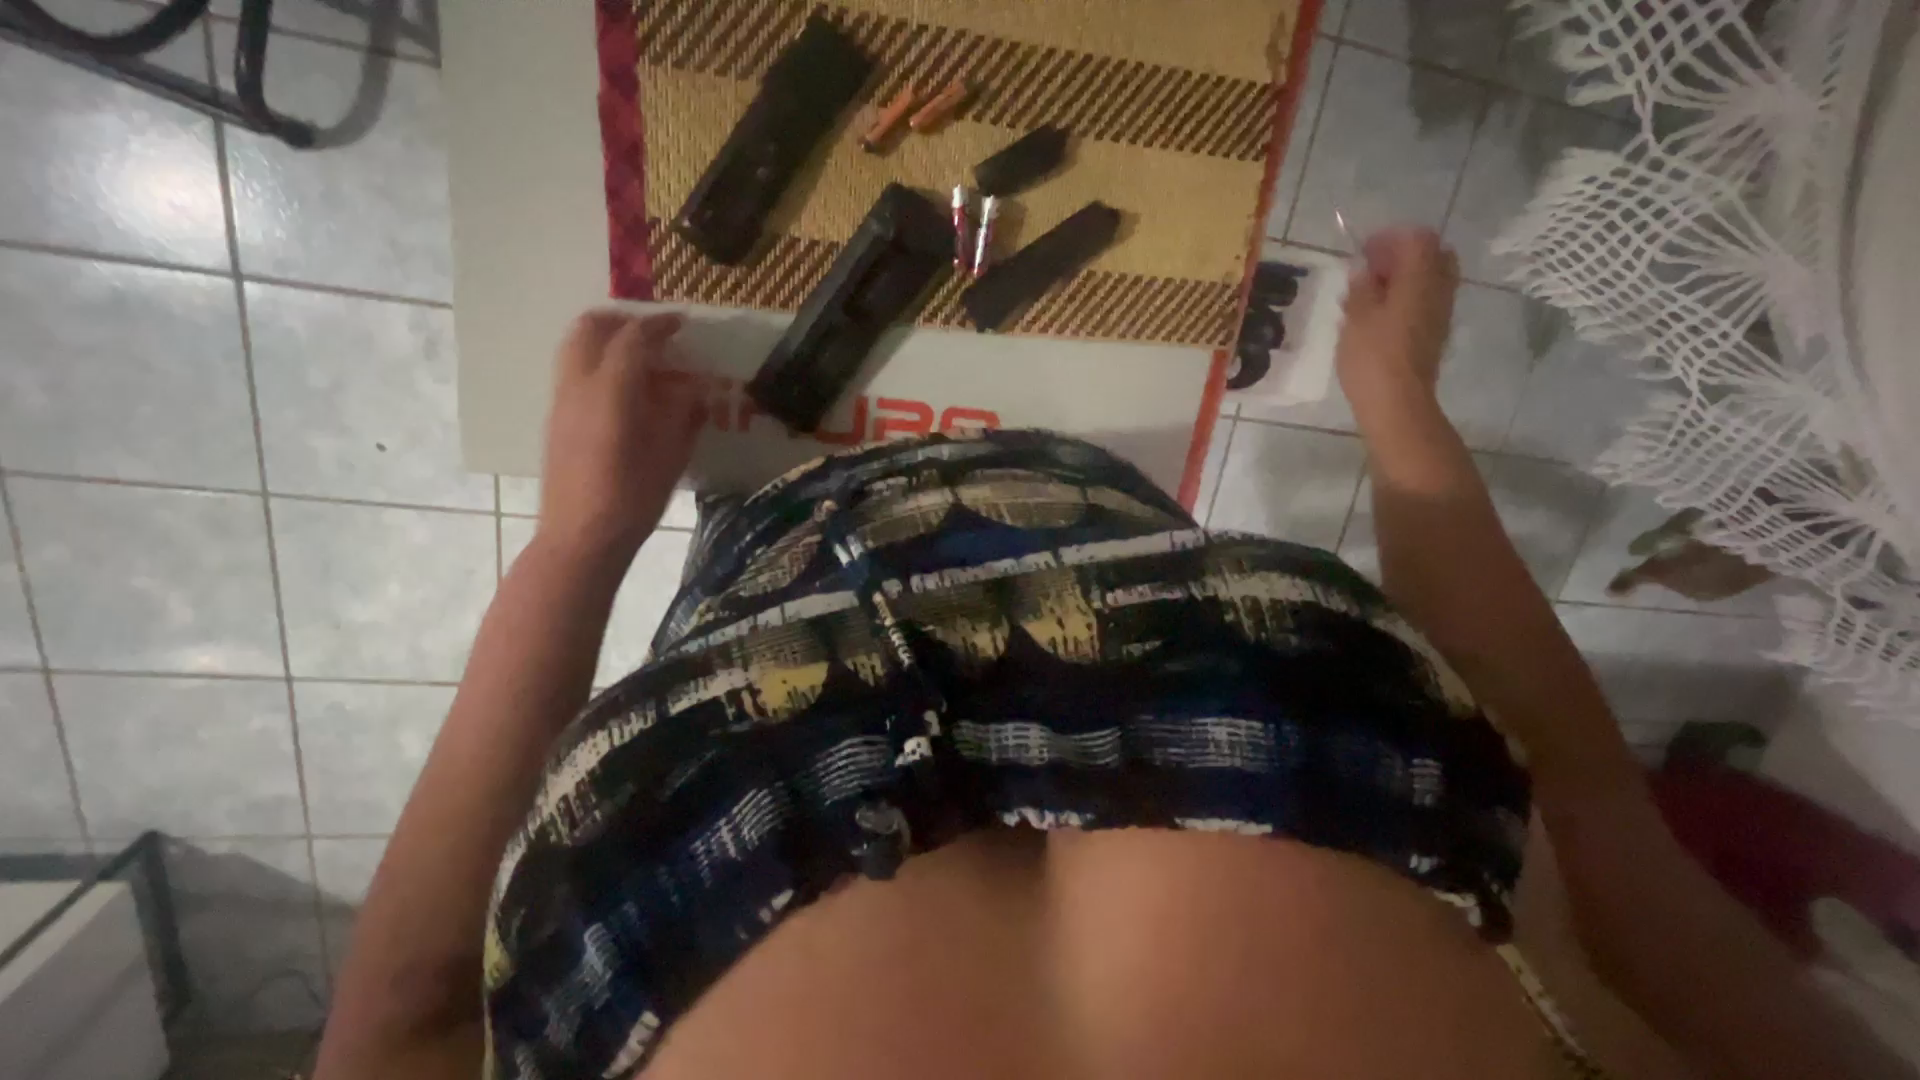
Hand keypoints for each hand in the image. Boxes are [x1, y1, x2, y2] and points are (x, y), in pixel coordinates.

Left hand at [536, 311, 702, 564]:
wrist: (580, 538)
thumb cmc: (632, 500)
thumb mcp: (670, 455)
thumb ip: (682, 413)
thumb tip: (692, 387)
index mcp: (611, 391)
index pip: (634, 339)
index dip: (660, 325)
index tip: (682, 323)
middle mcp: (579, 386)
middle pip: (591, 328)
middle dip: (622, 320)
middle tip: (653, 332)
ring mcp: (561, 401)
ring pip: (575, 346)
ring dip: (605, 339)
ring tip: (638, 356)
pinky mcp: (555, 419)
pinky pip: (573, 371)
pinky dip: (596, 362)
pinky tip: (623, 390)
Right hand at [1335, 226, 1459, 434]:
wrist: (1397, 403)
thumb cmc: (1372, 358)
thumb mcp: (1356, 319)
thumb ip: (1361, 289)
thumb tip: (1363, 271)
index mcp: (1419, 279)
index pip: (1418, 239)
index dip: (1391, 238)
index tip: (1365, 250)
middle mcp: (1438, 289)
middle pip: (1433, 255)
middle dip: (1405, 254)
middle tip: (1374, 267)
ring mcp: (1441, 312)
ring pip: (1432, 278)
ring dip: (1407, 276)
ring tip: (1374, 292)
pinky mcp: (1435, 332)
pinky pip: (1428, 300)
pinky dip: (1409, 296)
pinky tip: (1383, 314)